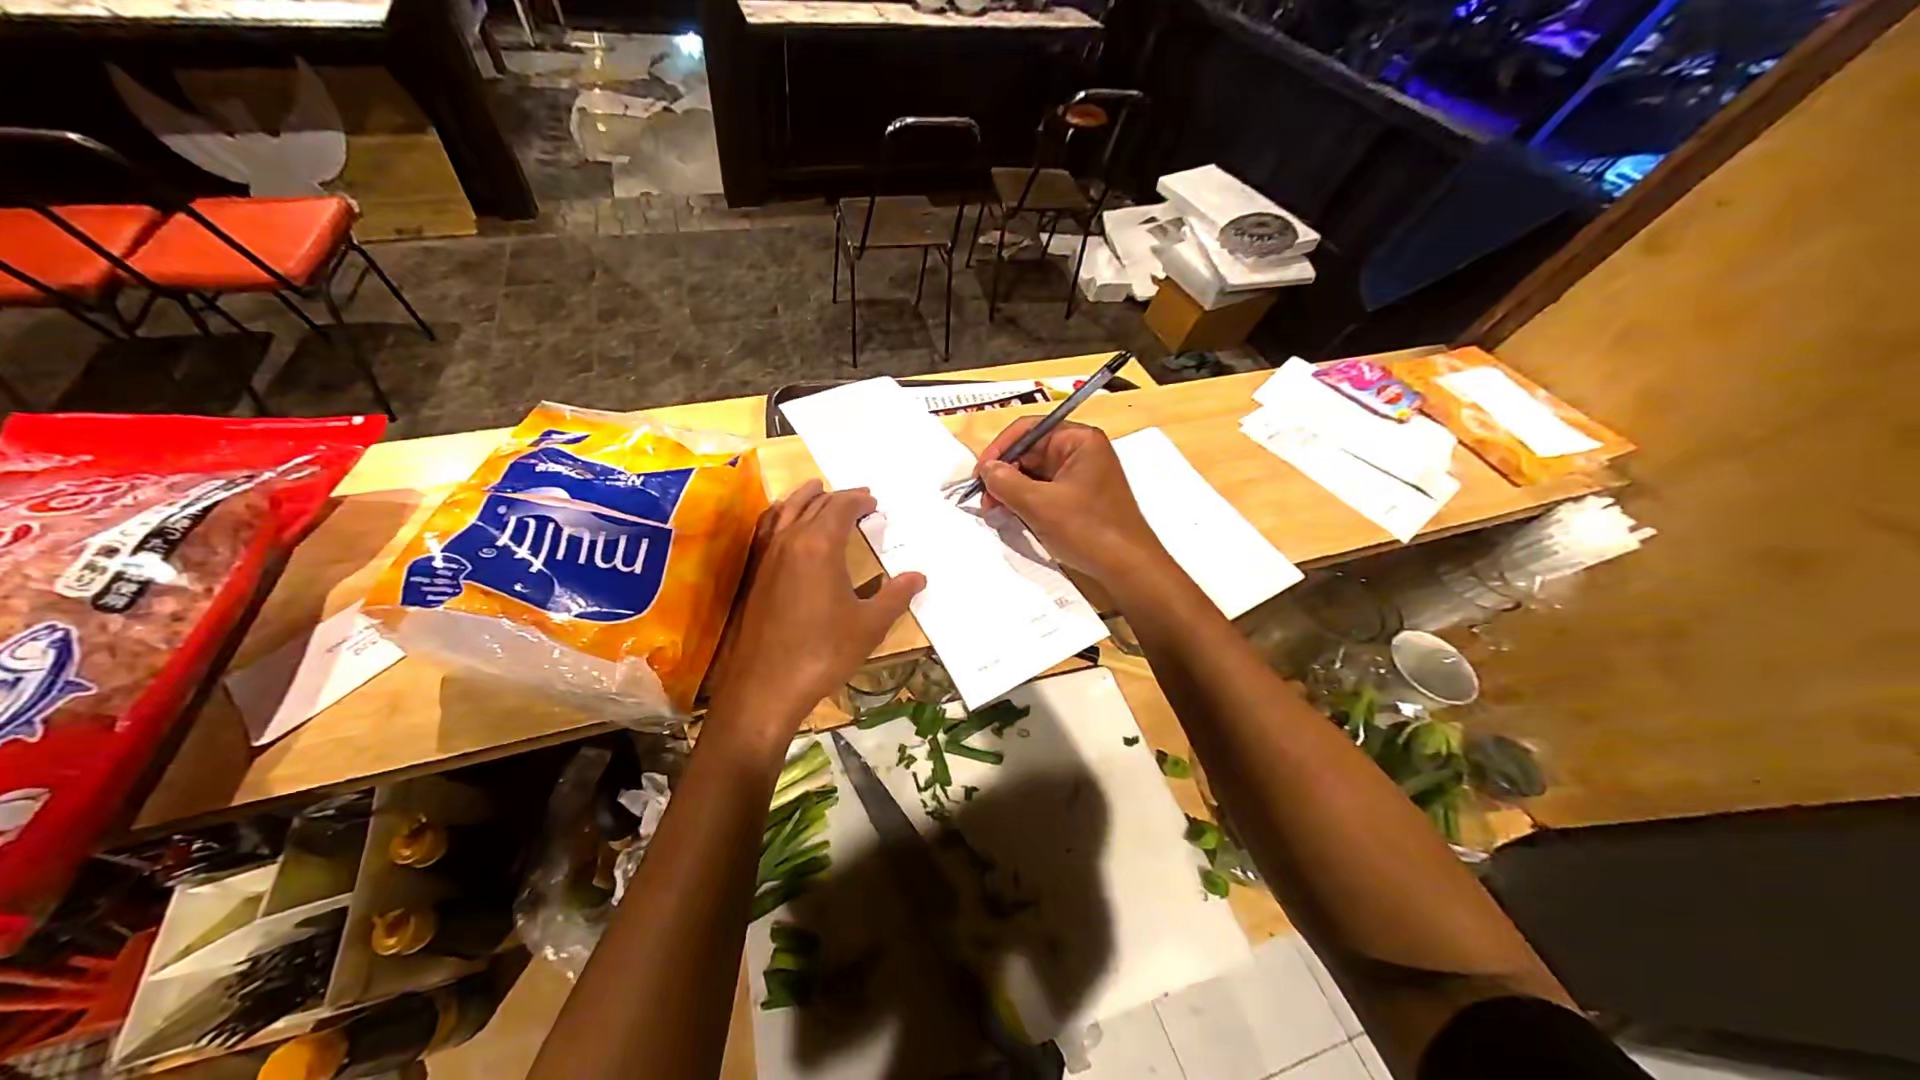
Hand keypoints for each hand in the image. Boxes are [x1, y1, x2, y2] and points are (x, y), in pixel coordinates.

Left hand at [706, 480, 923, 739]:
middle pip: (814, 504)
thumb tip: (918, 577)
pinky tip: (783, 525)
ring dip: (805, 498)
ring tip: (817, 491)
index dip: (859, 500)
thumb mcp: (869, 625)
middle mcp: (789, 540)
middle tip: (857, 498)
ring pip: (785, 511)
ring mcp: (766, 556)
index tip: (874, 501)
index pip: (841, 507)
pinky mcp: (754, 574)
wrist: (765, 686)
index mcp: (819, 544)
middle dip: (837, 497)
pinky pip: (767, 530)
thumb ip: (895, 596)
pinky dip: (779, 516)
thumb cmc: (823, 652)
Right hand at [973, 418, 1171, 584]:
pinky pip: (1045, 490)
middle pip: (1030, 451)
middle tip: (984, 499)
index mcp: (1078, 440)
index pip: (1028, 429)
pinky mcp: (1080, 498)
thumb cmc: (1088, 529)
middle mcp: (1082, 451)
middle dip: (1004, 473)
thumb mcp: (1039, 504)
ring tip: (995, 510)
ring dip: (1013, 490)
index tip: (978, 474)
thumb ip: (1006, 482)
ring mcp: (1082, 475)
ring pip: (1035, 473)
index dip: (999, 449)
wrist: (1128, 568)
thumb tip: (985, 469)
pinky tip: (1013, 516)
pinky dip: (1027, 501)